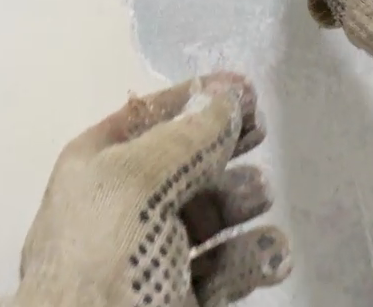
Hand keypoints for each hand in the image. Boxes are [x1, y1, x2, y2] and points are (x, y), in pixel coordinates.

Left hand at [13, 74, 290, 306]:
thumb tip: (223, 98)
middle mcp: (122, 204)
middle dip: (222, 145)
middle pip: (182, 164)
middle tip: (262, 130)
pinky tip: (274, 249)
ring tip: (263, 192)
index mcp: (97, 163)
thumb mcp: (137, 179)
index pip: (148, 117)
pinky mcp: (178, 297)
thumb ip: (184, 140)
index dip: (193, 98)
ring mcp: (151, 253)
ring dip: (237, 199)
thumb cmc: (105, 248)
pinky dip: (248, 258)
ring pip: (204, 217)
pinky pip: (220, 271)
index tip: (241, 86)